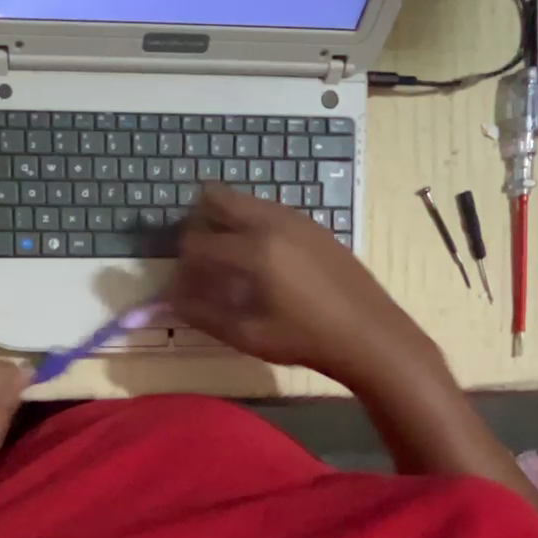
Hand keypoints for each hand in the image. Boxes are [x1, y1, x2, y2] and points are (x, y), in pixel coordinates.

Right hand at [166, 185, 426, 382]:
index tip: (185, 288)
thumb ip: (202, 314)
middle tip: (202, 260)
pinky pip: (269, 211)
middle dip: (198, 225)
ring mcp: (296, 218)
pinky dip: (252, 226)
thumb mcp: (247, 335)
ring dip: (226, 223)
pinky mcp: (313, 224)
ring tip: (231, 264)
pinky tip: (263, 264)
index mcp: (254, 250)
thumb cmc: (305, 340)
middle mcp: (272, 222)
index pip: (196, 242)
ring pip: (244, 201)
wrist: (370, 334)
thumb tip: (167, 300)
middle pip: (215, 198)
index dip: (182, 266)